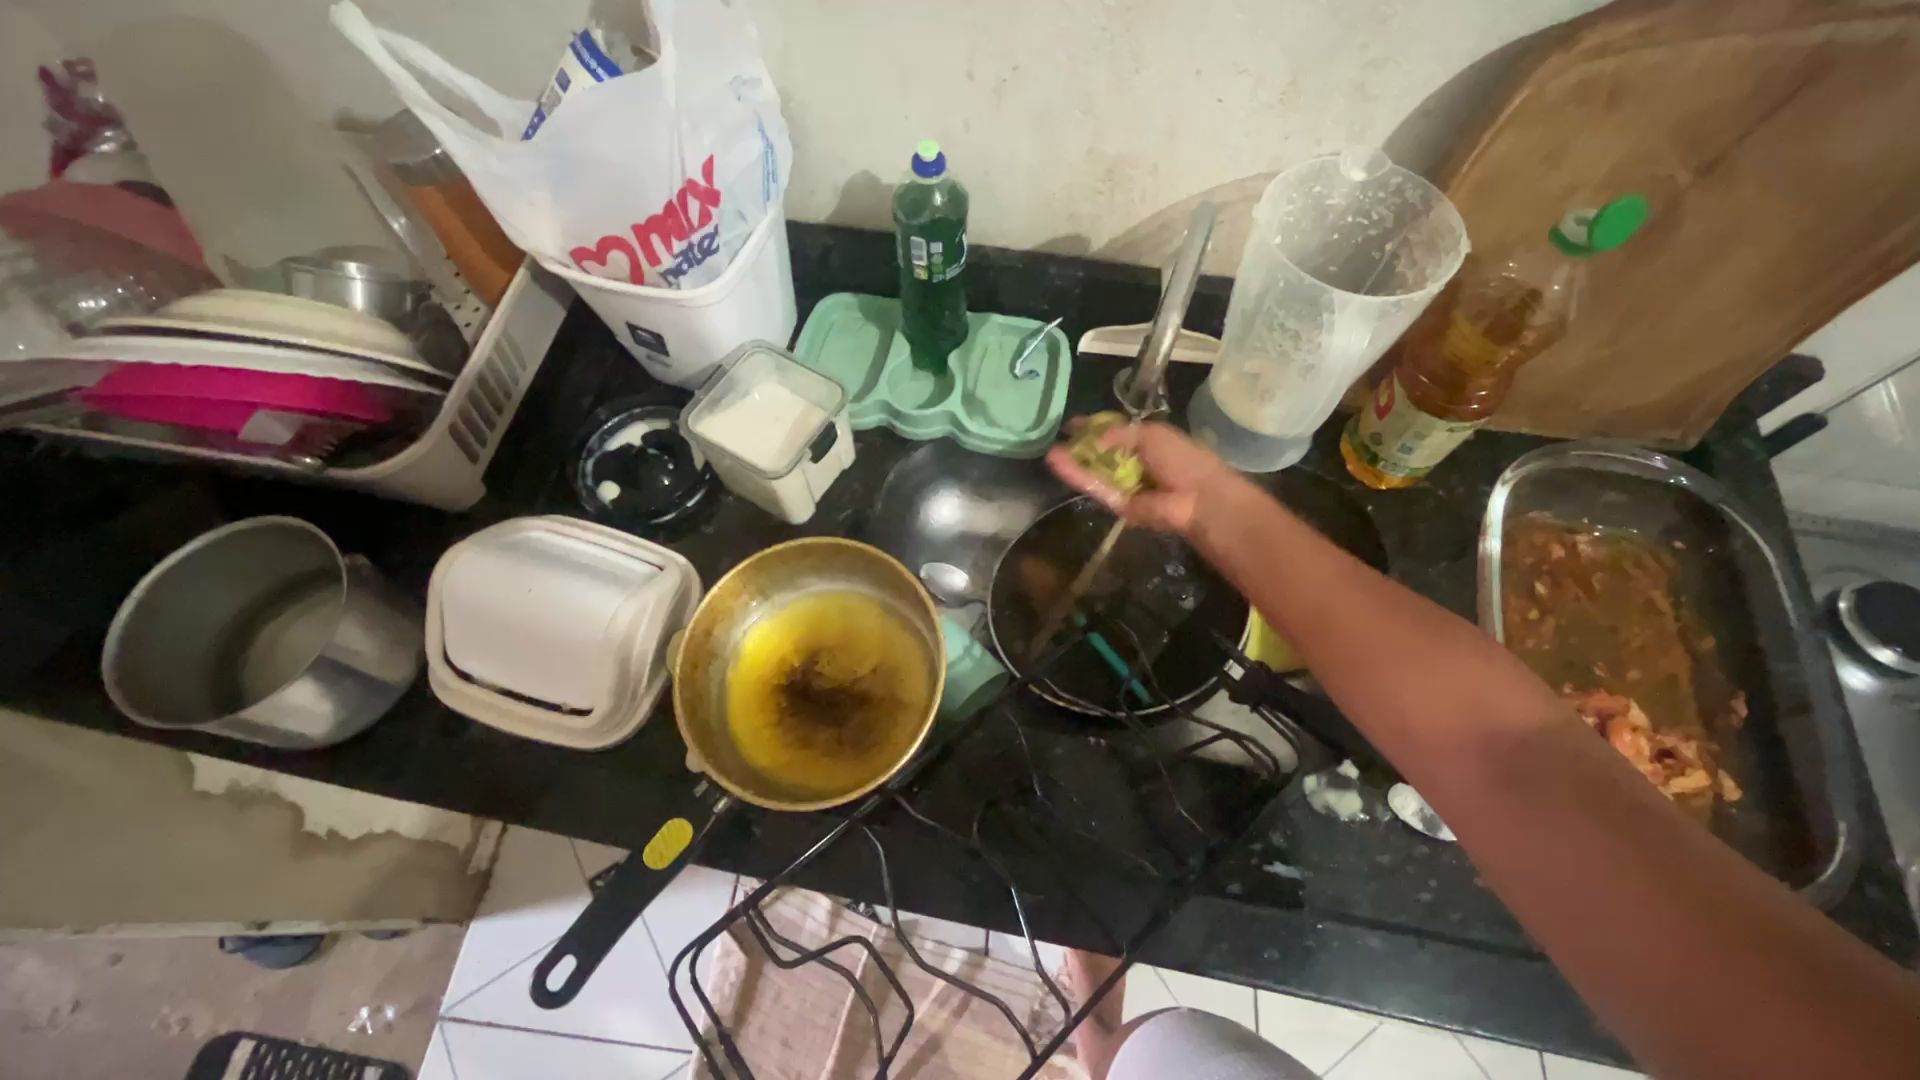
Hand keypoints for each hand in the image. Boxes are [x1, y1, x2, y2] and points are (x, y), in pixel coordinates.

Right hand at [1045, 418, 1235, 534]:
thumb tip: (1093, 439)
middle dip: (1080, 445)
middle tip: (1057, 437)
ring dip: (1072, 461)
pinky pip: (1094, 487)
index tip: (1072, 424)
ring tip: (1049, 452)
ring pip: (1094, 471)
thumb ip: (1119, 432)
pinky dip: (1076, 475)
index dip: (1094, 427)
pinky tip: (1057, 462)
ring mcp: (1125, 485)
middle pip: (1101, 453)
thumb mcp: (1152, 434)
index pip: (1115, 432)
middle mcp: (1134, 463)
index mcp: (1148, 442)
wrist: (1198, 498)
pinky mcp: (1116, 504)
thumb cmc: (1182, 459)